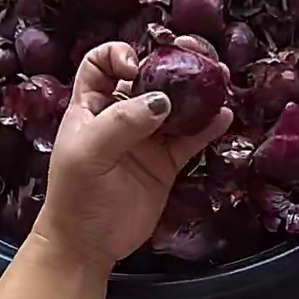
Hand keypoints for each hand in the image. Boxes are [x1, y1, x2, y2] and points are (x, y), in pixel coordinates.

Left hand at [32, 42, 231, 267]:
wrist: (88, 243)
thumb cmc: (76, 195)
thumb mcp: (89, 153)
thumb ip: (123, 124)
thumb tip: (164, 101)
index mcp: (91, 106)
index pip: (102, 64)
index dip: (119, 56)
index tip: (136, 67)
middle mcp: (121, 117)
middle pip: (148, 79)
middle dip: (171, 64)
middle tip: (196, 56)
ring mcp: (147, 141)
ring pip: (175, 108)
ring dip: (197, 93)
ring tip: (221, 78)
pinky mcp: (166, 164)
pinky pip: (190, 140)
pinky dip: (207, 128)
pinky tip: (223, 116)